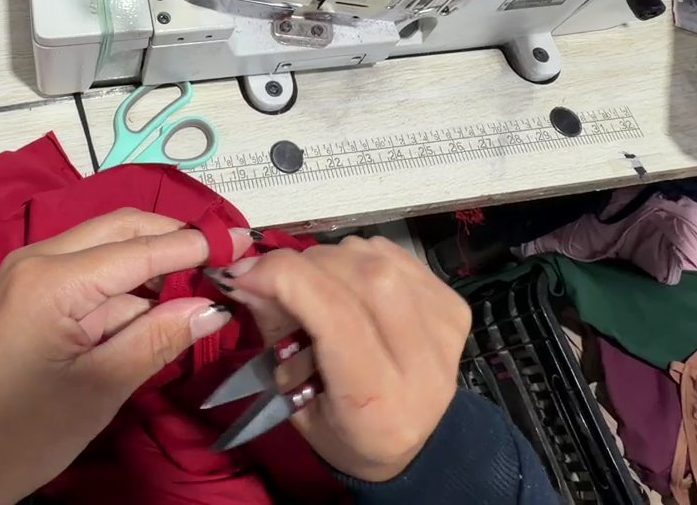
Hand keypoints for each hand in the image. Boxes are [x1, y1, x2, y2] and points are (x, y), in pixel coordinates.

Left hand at [0, 209, 244, 504]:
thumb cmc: (26, 432)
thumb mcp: (101, 389)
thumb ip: (158, 338)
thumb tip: (213, 305)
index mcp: (53, 281)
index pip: (140, 249)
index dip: (194, 244)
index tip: (242, 240)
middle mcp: (39, 257)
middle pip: (122, 227)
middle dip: (173, 237)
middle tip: (223, 255)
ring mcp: (31, 267)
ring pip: (106, 242)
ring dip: (151, 257)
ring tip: (198, 281)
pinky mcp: (31, 283)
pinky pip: (89, 264)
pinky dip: (125, 277)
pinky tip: (153, 300)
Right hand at [216, 236, 470, 482]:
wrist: (414, 444)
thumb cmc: (343, 429)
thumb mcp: (293, 397)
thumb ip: (272, 329)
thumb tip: (244, 273)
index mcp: (379, 403)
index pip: (337, 317)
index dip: (286, 279)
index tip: (245, 273)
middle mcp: (423, 366)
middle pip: (362, 276)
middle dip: (305, 264)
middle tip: (277, 279)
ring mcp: (445, 331)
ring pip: (375, 256)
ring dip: (329, 257)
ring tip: (316, 285)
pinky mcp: (453, 306)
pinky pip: (391, 253)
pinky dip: (357, 255)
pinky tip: (349, 282)